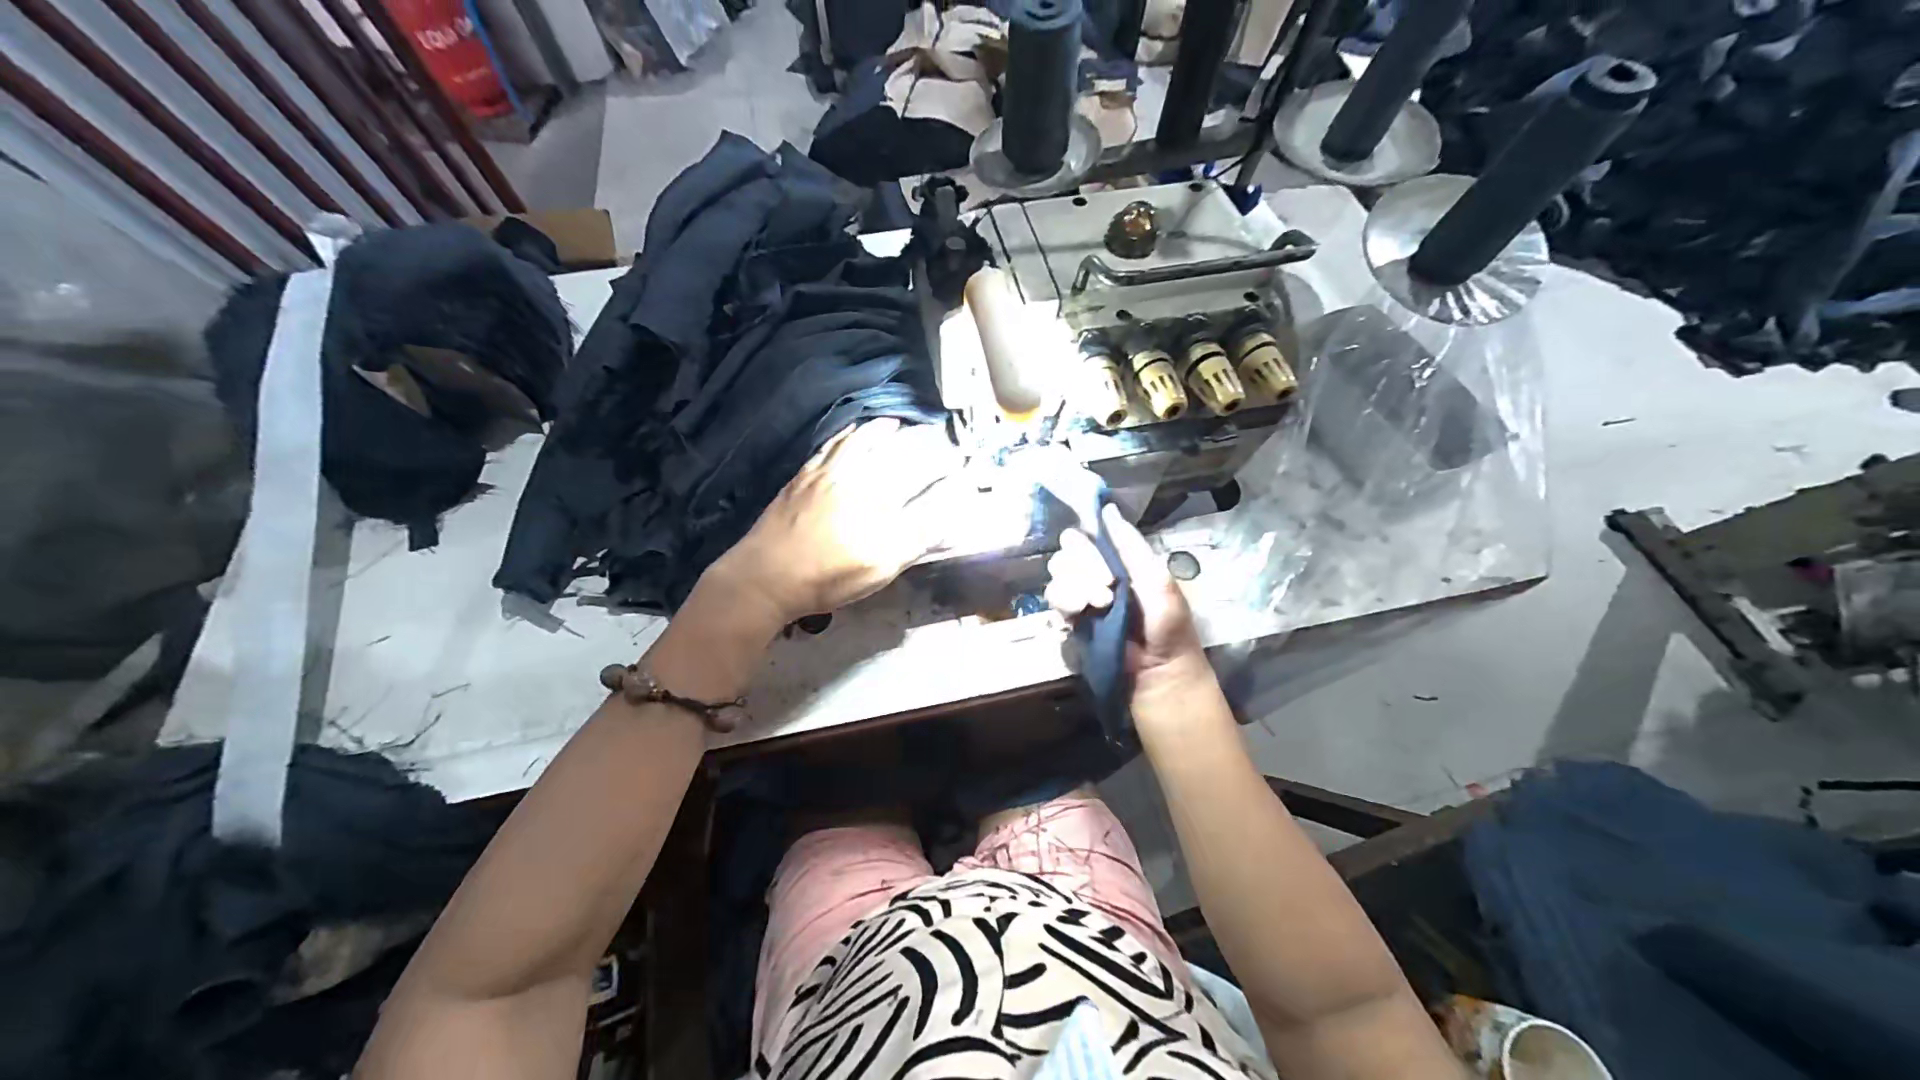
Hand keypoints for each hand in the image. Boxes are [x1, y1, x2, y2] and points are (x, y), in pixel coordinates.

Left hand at [705, 419, 961, 628]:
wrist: (765, 577)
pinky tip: (840, 442)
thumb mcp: (882, 564)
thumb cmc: (828, 575)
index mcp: (874, 495)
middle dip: (901, 435)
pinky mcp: (797, 481)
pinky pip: (824, 449)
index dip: (937, 463)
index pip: (914, 471)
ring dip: (870, 430)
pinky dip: (839, 439)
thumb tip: (949, 513)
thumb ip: (917, 536)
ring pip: (849, 441)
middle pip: (879, 445)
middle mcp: (849, 475)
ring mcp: (819, 475)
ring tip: (884, 425)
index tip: (956, 458)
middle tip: (915, 428)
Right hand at [1043, 504, 1212, 706]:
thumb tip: (1107, 509)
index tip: (1102, 557)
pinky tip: (1082, 612)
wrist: (1159, 673)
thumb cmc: (1167, 625)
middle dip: (1084, 565)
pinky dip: (1067, 602)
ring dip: (1077, 586)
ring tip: (1100, 604)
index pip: (1088, 535)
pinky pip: (1055, 599)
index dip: (1089, 542)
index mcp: (1118, 560)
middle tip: (1107, 587)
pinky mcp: (1070, 620)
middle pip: (1068, 551)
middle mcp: (1096, 574)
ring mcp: (1081, 597)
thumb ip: (1131, 546)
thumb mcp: (1158, 580)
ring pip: (1058, 574)